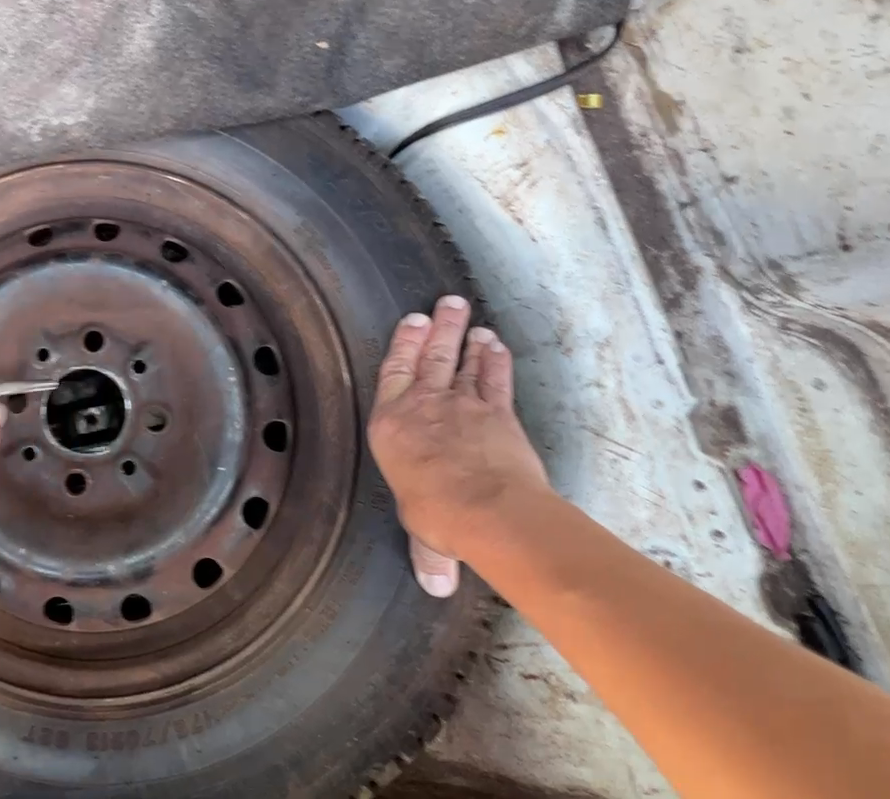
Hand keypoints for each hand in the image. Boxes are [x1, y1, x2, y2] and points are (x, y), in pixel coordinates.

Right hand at [367, 295, 549, 596]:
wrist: (488, 509)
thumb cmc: (438, 514)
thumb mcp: (424, 532)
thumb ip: (430, 553)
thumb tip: (437, 587)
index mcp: (391, 426)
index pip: (394, 373)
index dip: (403, 344)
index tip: (411, 321)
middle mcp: (423, 406)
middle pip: (430, 356)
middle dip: (437, 327)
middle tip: (444, 303)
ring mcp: (463, 405)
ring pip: (461, 360)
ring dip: (464, 336)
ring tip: (466, 313)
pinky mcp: (498, 413)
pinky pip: (495, 379)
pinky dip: (495, 360)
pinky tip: (496, 344)